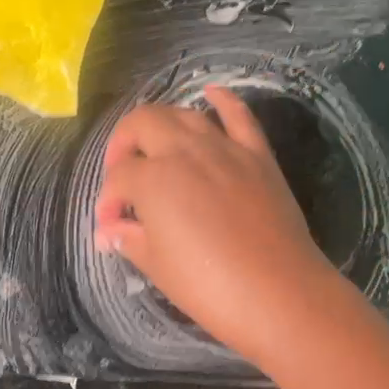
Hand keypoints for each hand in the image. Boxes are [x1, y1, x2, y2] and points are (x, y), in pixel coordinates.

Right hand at [93, 85, 350, 365]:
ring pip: (184, 114)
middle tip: (122, 175)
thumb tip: (107, 231)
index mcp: (153, 178)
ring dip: (161, 124)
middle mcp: (185, 151)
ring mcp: (225, 148)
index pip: (118, 177)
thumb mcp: (156, 265)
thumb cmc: (209, 286)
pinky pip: (239, 116)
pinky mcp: (257, 155)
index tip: (111, 227)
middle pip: (142, 124)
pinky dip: (223, 100)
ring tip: (154, 146)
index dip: (108, 201)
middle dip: (123, 145)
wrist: (280, 295)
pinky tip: (211, 93)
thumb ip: (128, 238)